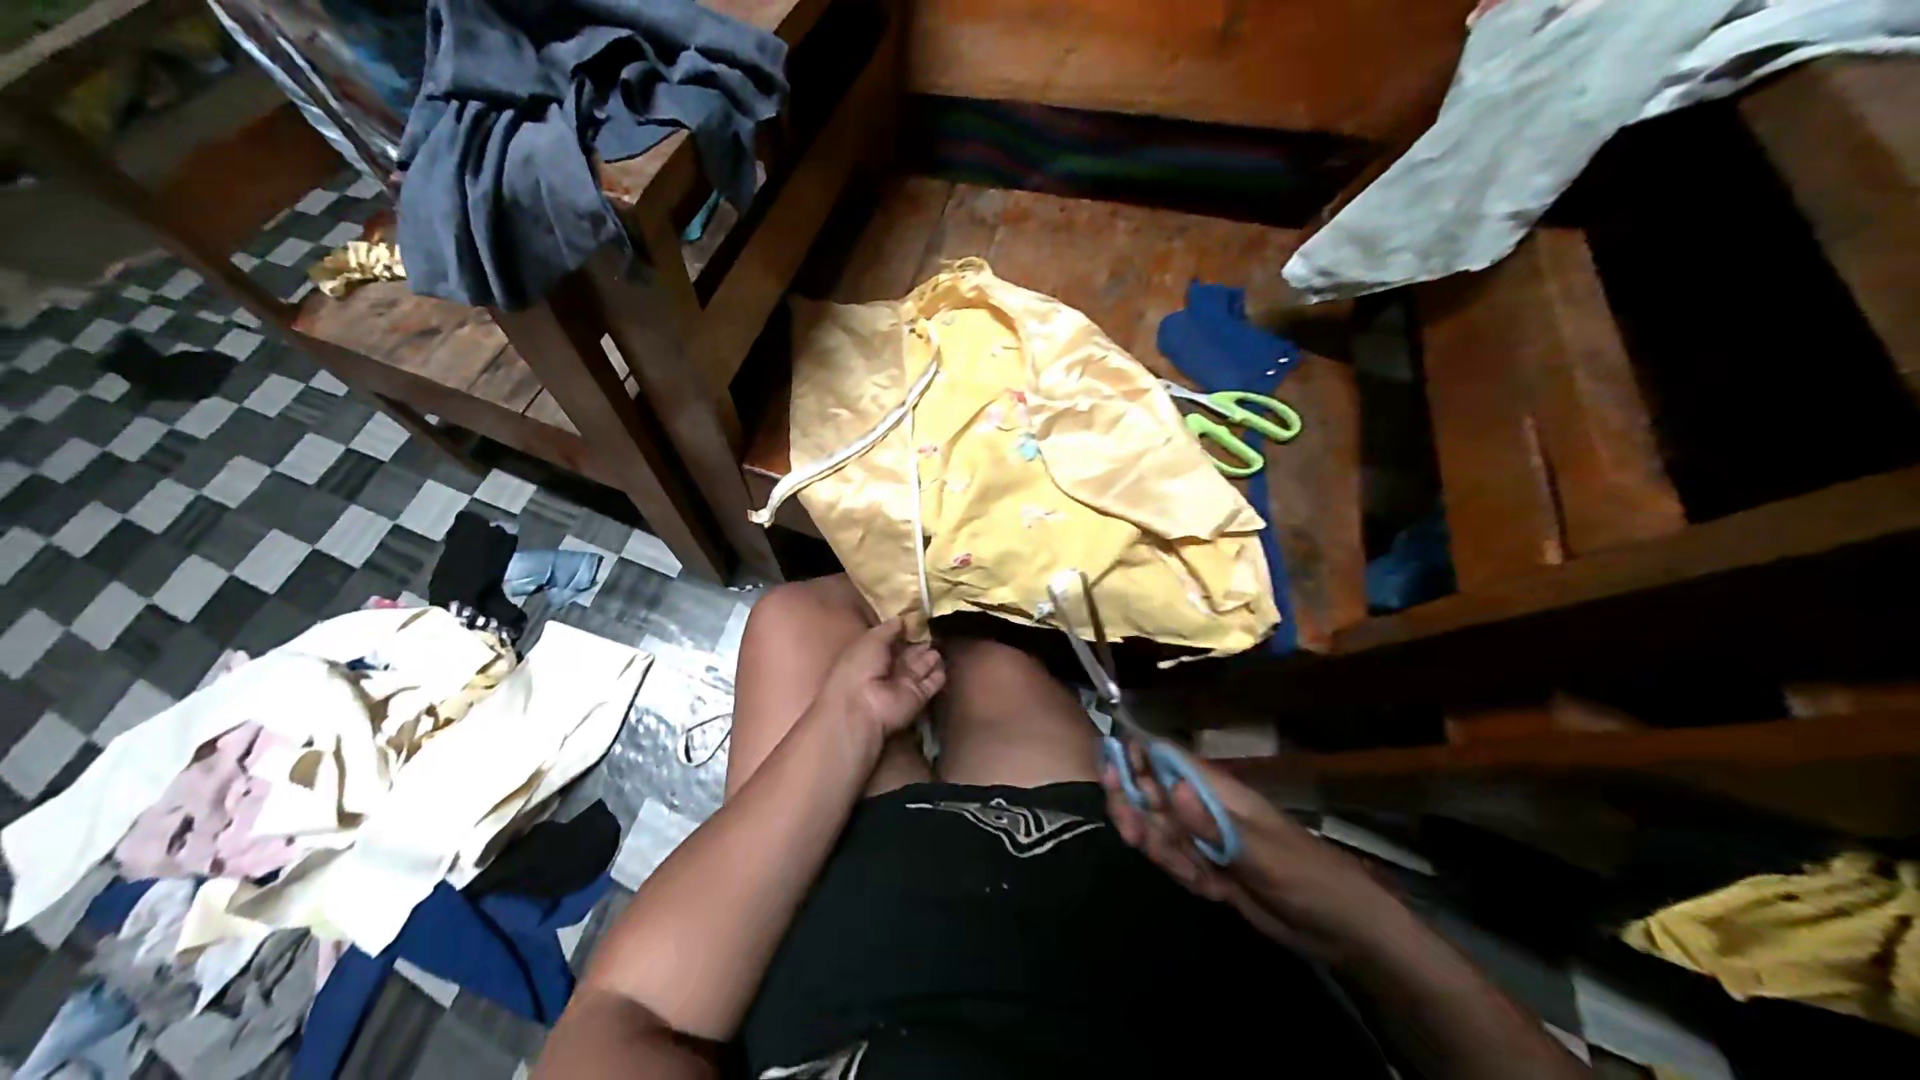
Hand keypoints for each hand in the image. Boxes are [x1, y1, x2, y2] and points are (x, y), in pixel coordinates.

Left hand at [812, 617, 945, 743]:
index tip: (916, 622)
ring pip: (921, 668)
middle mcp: (888, 671)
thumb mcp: (871, 639)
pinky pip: (931, 684)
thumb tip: (901, 619)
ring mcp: (904, 685)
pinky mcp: (918, 697)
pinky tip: (944, 664)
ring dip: (930, 658)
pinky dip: (938, 675)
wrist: (864, 706)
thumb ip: (888, 629)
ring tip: (941, 644)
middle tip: (934, 632)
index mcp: (871, 656)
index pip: (890, 643)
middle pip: (908, 656)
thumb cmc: (860, 666)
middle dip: (919, 645)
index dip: (903, 633)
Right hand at [1101, 746, 1403, 962]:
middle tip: (1125, 824)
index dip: (1139, 758)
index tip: (1110, 764)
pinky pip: (1182, 866)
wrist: (1343, 928)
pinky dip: (1185, 876)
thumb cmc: (1307, 876)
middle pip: (1155, 797)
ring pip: (1164, 834)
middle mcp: (1206, 811)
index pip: (1169, 762)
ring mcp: (1209, 842)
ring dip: (1158, 845)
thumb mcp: (1260, 851)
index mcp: (1219, 793)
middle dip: (1136, 807)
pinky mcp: (1214, 872)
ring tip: (1161, 855)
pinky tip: (1206, 889)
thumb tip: (1171, 787)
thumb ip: (1212, 824)